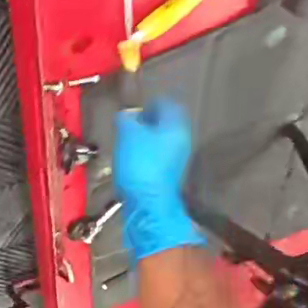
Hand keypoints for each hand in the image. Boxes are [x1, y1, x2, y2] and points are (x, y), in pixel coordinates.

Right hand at [113, 100, 204, 259]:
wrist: (148, 204)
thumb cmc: (140, 164)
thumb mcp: (128, 135)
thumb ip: (126, 119)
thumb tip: (126, 114)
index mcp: (175, 126)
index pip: (166, 104)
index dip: (148, 104)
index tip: (132, 110)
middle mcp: (181, 140)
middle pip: (165, 123)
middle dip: (146, 122)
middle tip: (128, 126)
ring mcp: (176, 159)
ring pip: (161, 140)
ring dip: (144, 138)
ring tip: (126, 143)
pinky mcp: (167, 174)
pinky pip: (157, 156)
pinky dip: (145, 153)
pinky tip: (131, 160)